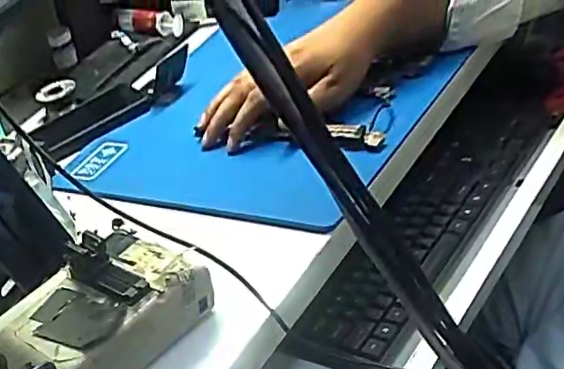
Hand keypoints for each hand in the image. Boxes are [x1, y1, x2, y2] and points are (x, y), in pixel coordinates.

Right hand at [198, 9, 378, 151]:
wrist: (361, 27)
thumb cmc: (351, 57)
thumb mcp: (336, 90)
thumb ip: (307, 109)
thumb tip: (282, 126)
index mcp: (288, 70)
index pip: (255, 100)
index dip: (241, 125)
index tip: (232, 145)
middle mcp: (275, 63)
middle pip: (237, 93)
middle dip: (219, 119)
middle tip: (206, 142)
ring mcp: (272, 60)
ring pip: (234, 85)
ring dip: (216, 107)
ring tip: (202, 127)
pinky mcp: (273, 61)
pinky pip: (240, 78)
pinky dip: (225, 94)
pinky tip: (218, 105)